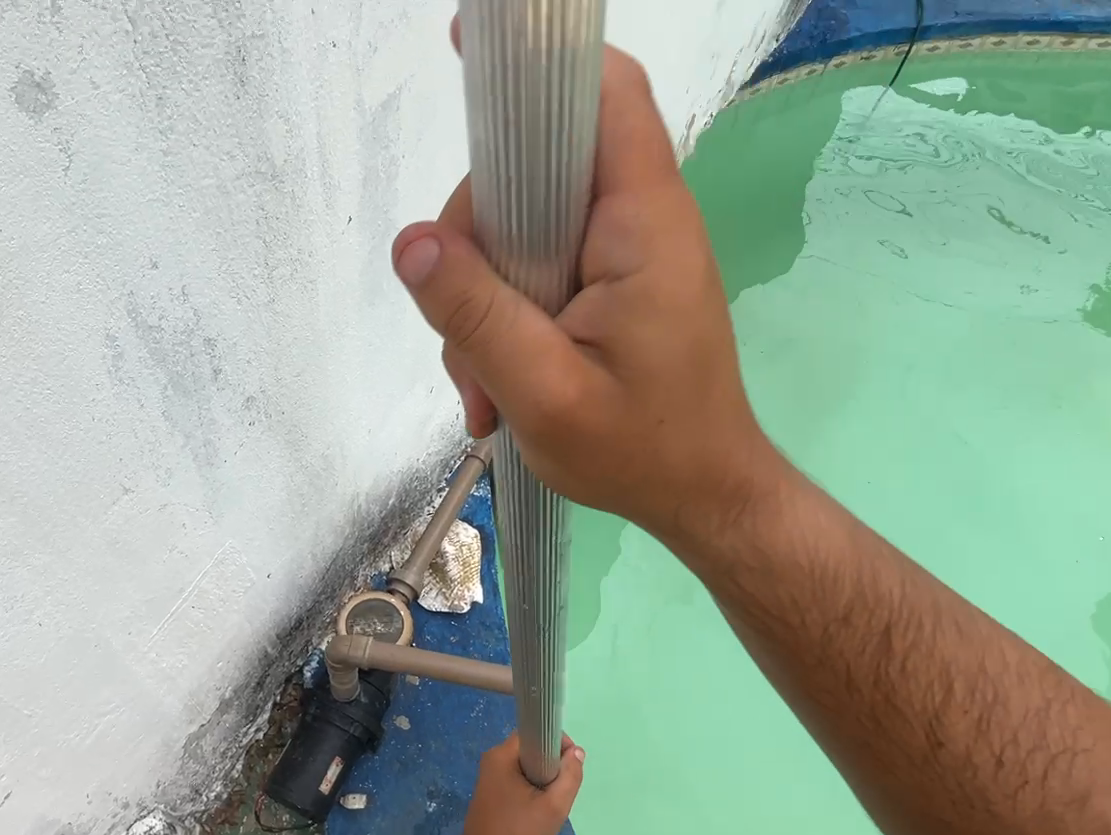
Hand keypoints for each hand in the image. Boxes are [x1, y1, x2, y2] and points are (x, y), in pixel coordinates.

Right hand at [390, 42, 784, 543]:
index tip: (468, 58)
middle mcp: (635, 223)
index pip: (604, 96)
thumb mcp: (543, 394)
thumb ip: (476, 318)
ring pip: (521, 236)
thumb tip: (410, 243)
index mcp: (641, 225)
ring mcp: (620, 258)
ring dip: (481, 306)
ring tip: (484, 390)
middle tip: (458, 334)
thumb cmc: (642, 453)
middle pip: (532, 176)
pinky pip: (534, 277)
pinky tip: (496, 389)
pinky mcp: (607, 290)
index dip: (537, 67)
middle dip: (475, 249)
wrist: (701, 498)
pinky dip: (503, 325)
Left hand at [451, 734, 584, 834]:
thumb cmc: (519, 834)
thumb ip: (570, 776)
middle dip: (551, 765)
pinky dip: (530, 789)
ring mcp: (488, 776)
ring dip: (541, 780)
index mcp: (502, 755)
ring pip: (525, 766)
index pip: (535, 733)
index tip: (570, 765)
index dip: (557, 744)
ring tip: (549, 804)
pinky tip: (535, 812)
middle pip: (530, 749)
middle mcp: (492, 759)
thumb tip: (576, 752)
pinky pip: (516, 779)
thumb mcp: (554, 806)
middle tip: (561, 790)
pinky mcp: (489, 792)